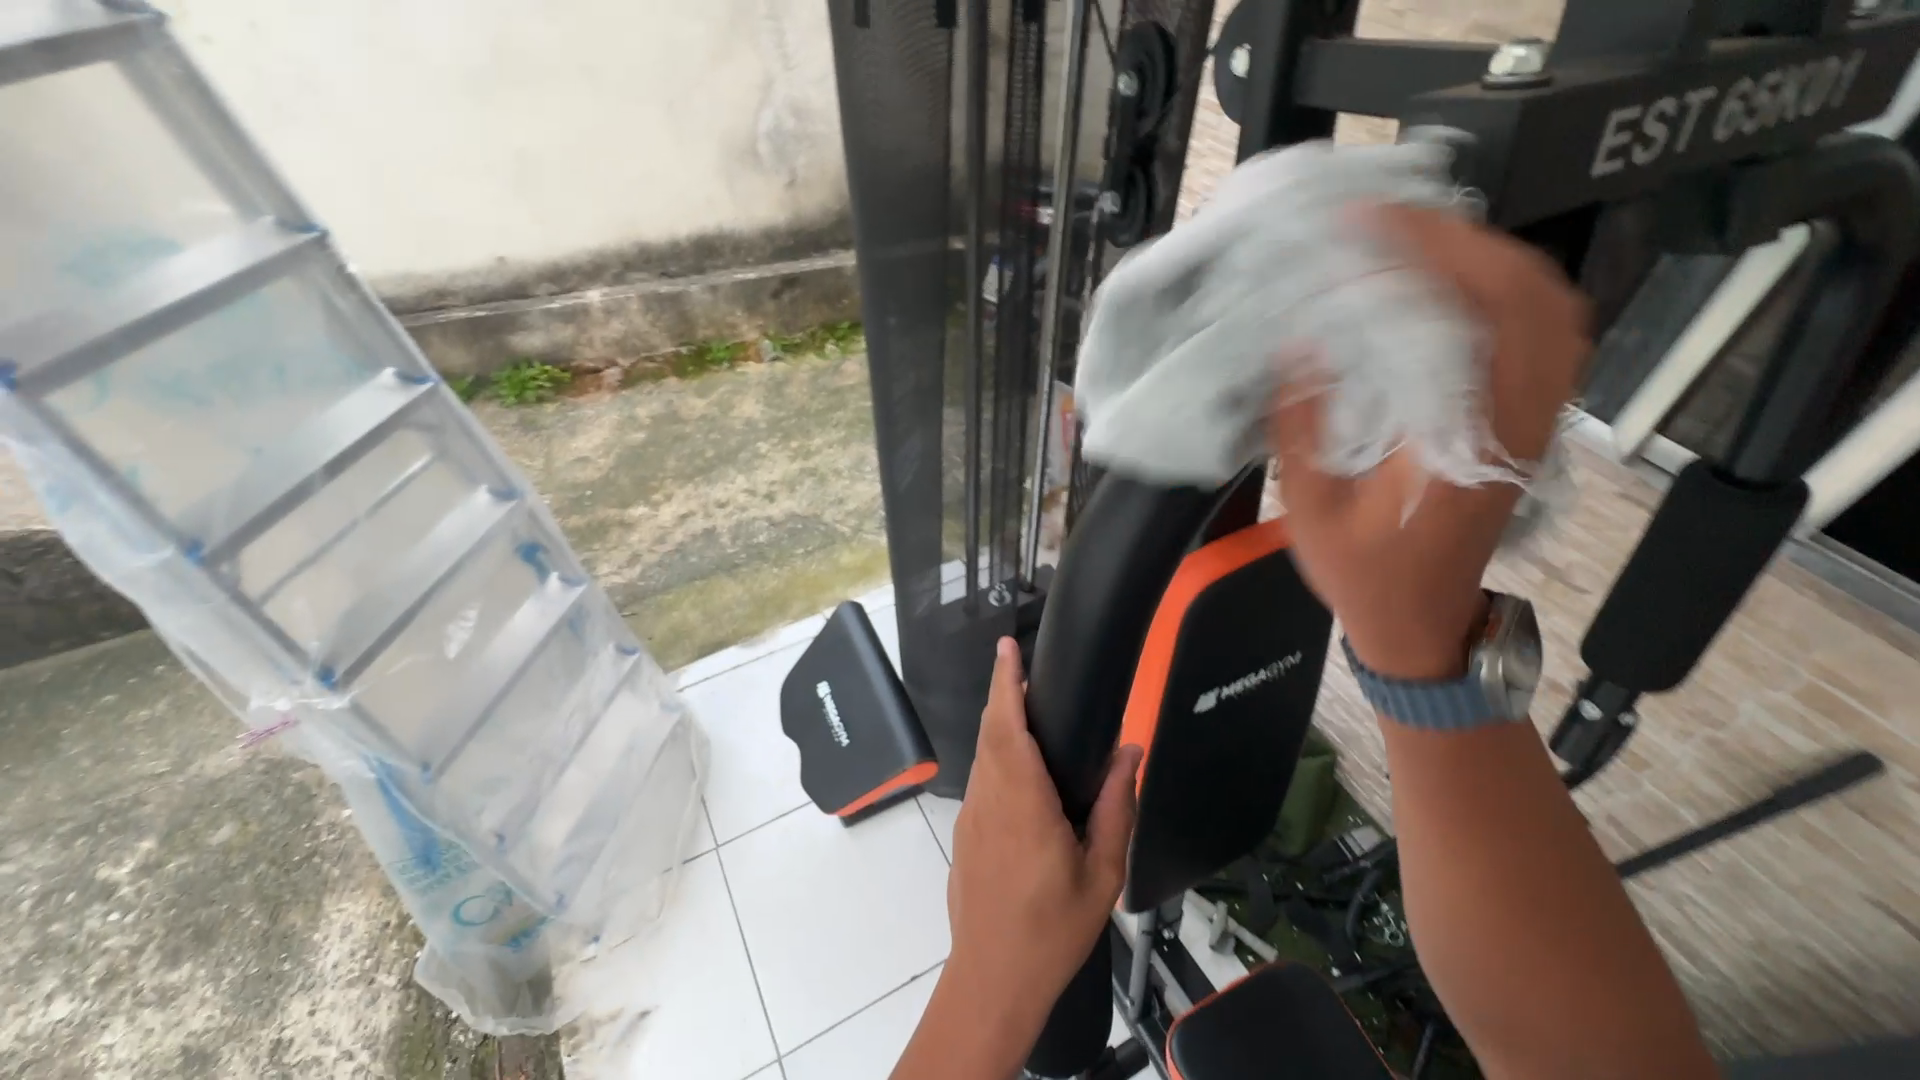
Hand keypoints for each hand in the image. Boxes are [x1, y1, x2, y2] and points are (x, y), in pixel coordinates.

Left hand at [945, 638, 1142, 1024]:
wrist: (992, 980)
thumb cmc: (1053, 929)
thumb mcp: (1102, 874)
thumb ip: (1115, 807)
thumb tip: (1130, 751)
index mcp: (1022, 802)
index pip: (1007, 725)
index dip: (1005, 682)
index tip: (1007, 647)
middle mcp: (988, 799)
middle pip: (990, 732)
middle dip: (1002, 693)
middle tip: (1024, 667)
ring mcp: (970, 817)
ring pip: (982, 755)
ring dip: (999, 724)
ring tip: (1028, 708)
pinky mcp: (965, 835)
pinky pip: (982, 781)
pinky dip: (997, 756)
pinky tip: (1021, 767)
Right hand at [1270, 205, 1590, 678]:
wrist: (1422, 620)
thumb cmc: (1364, 572)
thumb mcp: (1311, 506)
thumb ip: (1304, 421)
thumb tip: (1300, 337)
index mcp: (1462, 444)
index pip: (1469, 320)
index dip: (1426, 256)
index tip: (1366, 224)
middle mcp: (1516, 423)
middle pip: (1526, 298)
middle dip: (1460, 240)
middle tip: (1388, 219)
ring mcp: (1534, 420)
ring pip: (1547, 309)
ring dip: (1488, 258)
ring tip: (1418, 239)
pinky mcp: (1529, 420)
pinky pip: (1541, 333)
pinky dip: (1505, 290)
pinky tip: (1453, 283)